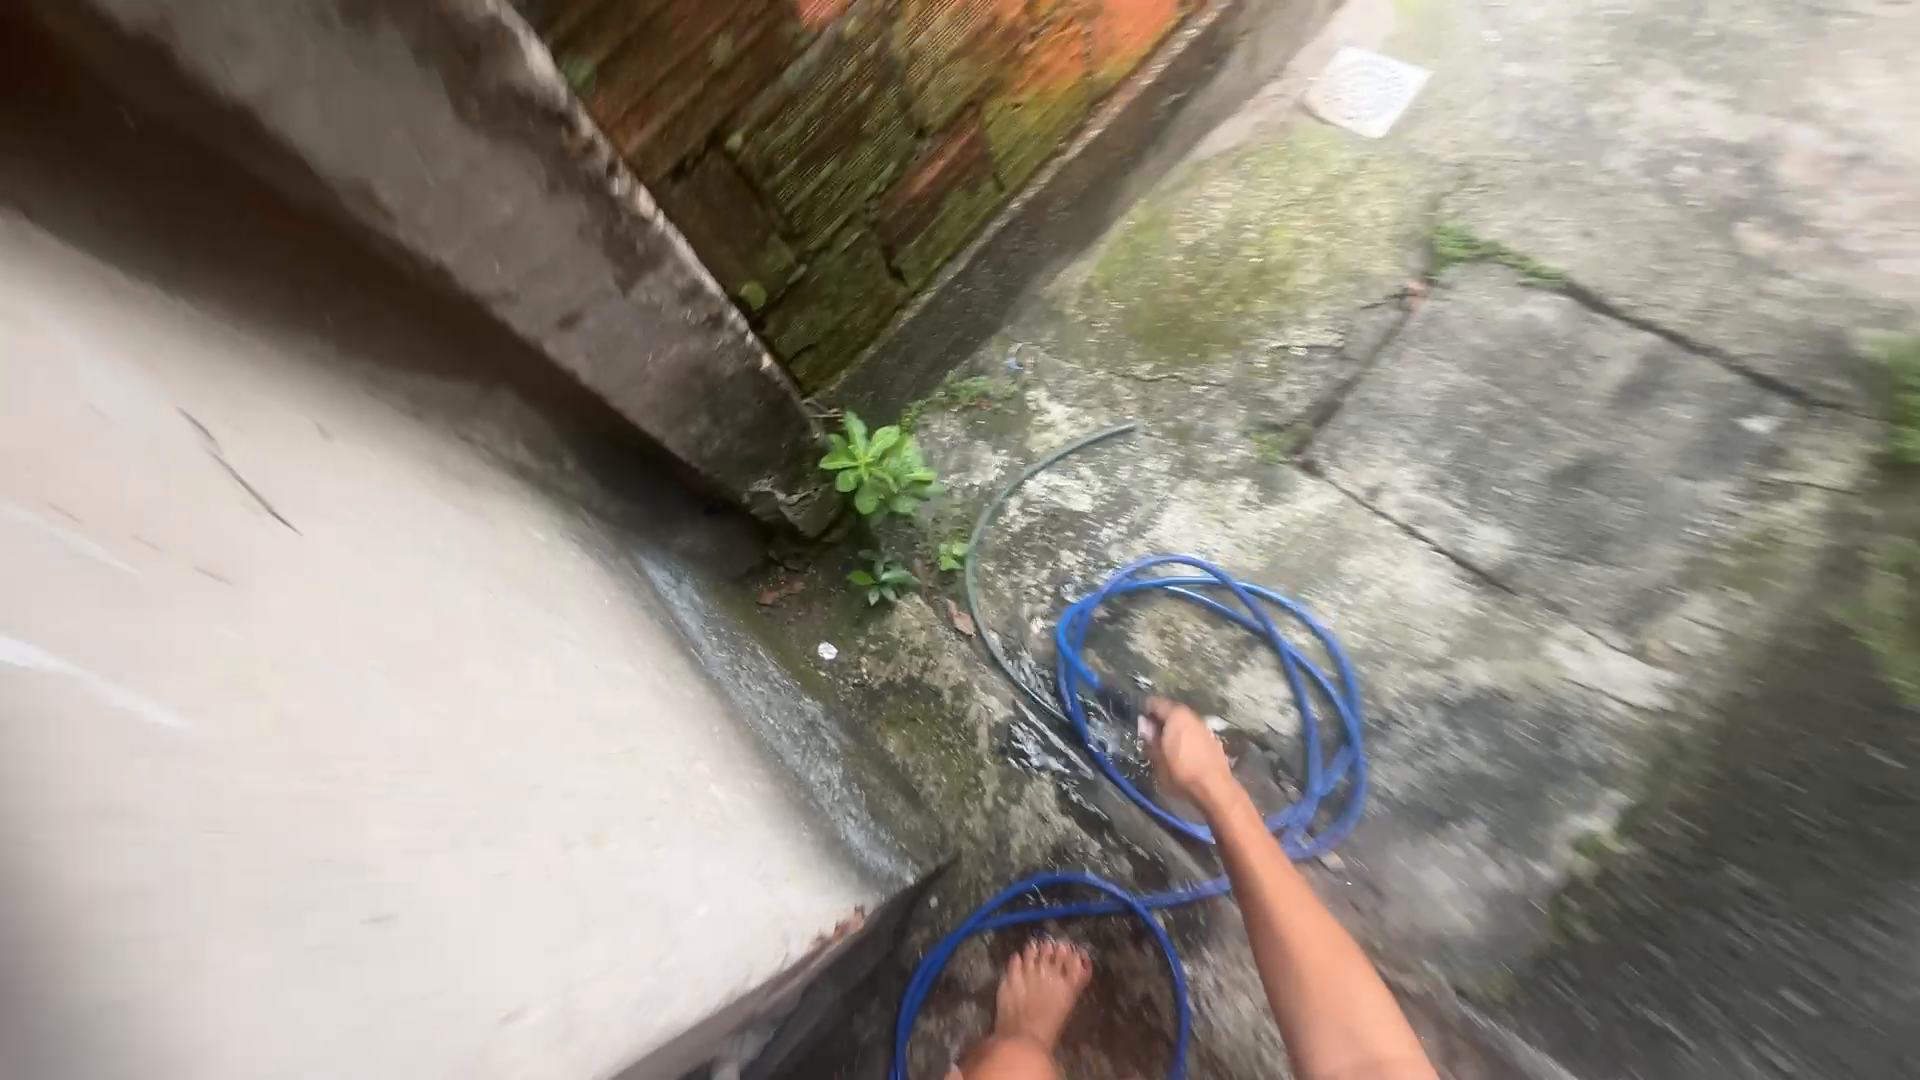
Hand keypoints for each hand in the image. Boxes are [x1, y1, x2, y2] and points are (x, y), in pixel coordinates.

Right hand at [1142, 697, 1236, 811]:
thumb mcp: (1157, 757)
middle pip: (1171, 711)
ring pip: (1184, 722)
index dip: (1144, 710)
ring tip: (1166, 744)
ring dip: (1174, 729)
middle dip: (1160, 720)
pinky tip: (1183, 752)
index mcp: (1175, 715)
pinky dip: (1186, 737)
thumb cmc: (1180, 772)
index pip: (1155, 703)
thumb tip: (1144, 724)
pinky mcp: (1213, 740)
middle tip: (1150, 735)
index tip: (1139, 722)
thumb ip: (1149, 737)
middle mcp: (1191, 716)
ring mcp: (1204, 727)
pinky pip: (1194, 732)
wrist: (1214, 788)